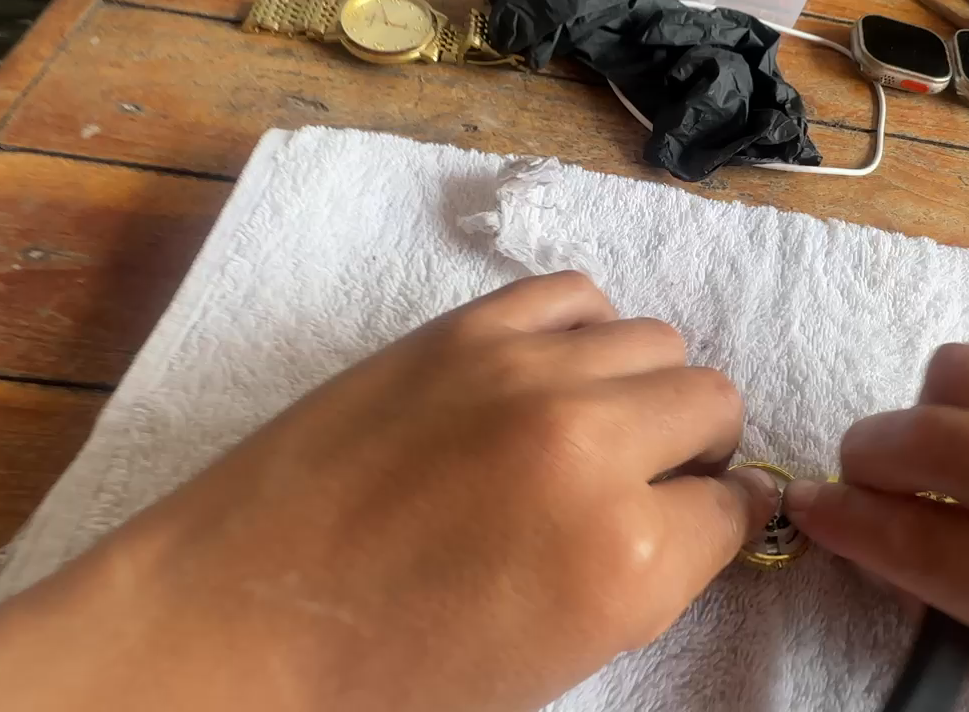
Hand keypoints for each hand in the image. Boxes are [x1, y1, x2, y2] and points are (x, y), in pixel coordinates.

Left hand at [0, 272, 777, 711]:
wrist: (234, 623)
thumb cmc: (397, 676)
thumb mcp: (561, 656)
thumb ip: (653, 571)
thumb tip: (711, 505)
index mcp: (623, 559)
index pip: (734, 506)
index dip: (726, 515)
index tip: (709, 512)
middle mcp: (592, 444)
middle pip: (714, 400)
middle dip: (700, 444)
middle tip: (652, 470)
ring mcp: (529, 368)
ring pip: (657, 339)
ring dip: (645, 385)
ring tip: (595, 417)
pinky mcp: (469, 326)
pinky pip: (577, 294)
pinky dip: (585, 331)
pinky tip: (552, 368)